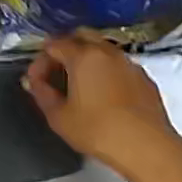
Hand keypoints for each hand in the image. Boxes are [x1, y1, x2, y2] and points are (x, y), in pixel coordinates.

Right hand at [22, 30, 181, 172]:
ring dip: (87, 58)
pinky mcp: (144, 78)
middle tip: (56, 72)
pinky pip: (119, 65)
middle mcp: (107, 52)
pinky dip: (106, 70)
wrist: (146, 146)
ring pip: (102, 48)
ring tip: (79, 83)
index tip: (35, 81)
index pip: (54, 45)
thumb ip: (42, 94)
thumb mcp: (59, 116)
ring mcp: (129, 63)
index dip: (40, 61)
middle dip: (64, 48)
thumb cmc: (97, 130)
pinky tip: (103, 94)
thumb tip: (34, 82)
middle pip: (81, 35)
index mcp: (83, 56)